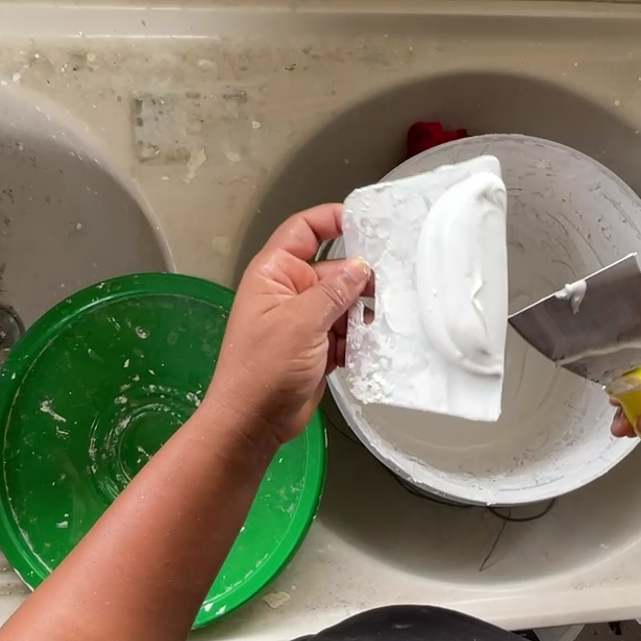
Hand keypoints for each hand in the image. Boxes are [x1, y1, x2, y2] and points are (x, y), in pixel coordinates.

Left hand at [205, 202, 371, 448]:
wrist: (254, 421)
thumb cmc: (263, 368)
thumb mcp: (301, 322)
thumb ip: (334, 291)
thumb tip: (361, 266)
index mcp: (275, 273)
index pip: (304, 231)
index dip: (333, 220)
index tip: (366, 221)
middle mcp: (290, 291)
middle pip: (333, 270)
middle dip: (358, 280)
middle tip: (386, 288)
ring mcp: (303, 320)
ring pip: (343, 303)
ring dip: (360, 313)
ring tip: (375, 323)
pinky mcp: (316, 346)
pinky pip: (344, 331)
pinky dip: (356, 338)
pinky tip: (365, 347)